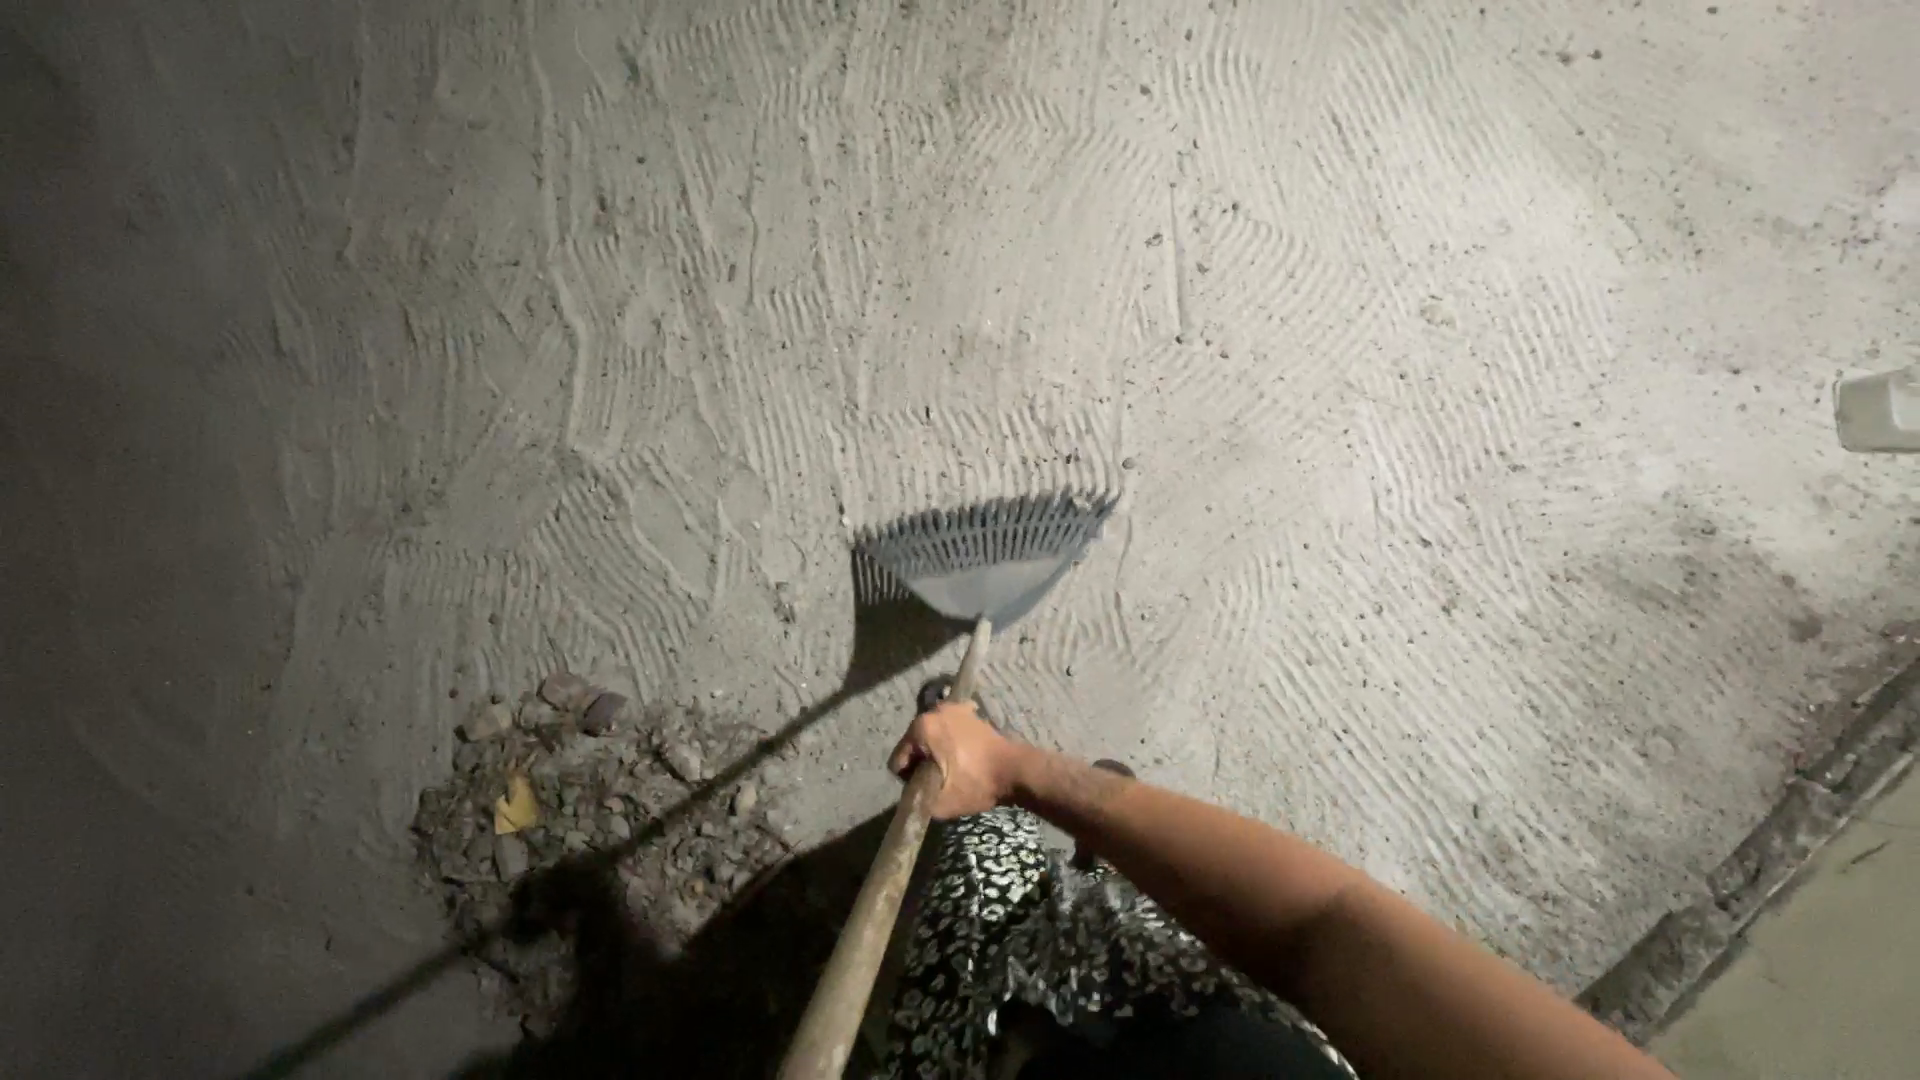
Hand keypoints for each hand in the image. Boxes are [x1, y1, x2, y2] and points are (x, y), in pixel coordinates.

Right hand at [887, 700, 1020, 818]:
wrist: (1014, 770)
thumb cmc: (975, 784)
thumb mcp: (938, 804)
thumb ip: (914, 800)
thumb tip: (912, 793)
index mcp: (921, 727)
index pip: (898, 760)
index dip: (908, 780)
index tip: (927, 789)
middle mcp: (933, 710)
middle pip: (913, 745)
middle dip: (922, 763)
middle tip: (940, 780)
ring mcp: (953, 708)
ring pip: (930, 736)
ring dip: (936, 752)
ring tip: (953, 770)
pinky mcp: (969, 712)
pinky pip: (948, 728)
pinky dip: (950, 740)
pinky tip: (960, 755)